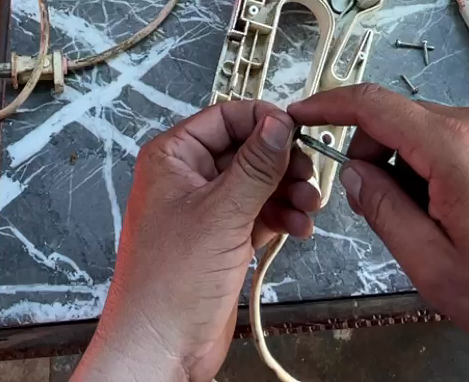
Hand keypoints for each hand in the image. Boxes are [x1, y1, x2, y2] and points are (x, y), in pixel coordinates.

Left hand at [73, 100, 318, 381]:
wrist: (159, 351)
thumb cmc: (169, 282)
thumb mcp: (220, 213)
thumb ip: (255, 166)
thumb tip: (278, 123)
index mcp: (173, 156)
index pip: (224, 118)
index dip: (261, 120)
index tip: (296, 129)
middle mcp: (188, 176)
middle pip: (245, 150)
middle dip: (281, 162)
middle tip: (308, 174)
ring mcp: (206, 209)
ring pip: (256, 183)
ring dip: (287, 192)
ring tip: (309, 206)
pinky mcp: (222, 239)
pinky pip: (258, 213)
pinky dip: (281, 217)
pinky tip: (300, 227)